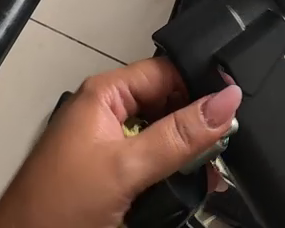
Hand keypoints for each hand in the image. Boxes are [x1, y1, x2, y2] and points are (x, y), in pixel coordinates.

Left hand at [0, 57, 241, 227]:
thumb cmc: (53, 211)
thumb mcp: (127, 168)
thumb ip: (178, 135)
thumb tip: (225, 100)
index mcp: (105, 94)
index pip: (166, 72)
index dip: (199, 88)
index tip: (231, 109)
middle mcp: (107, 114)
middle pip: (167, 107)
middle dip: (195, 130)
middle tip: (219, 152)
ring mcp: (108, 149)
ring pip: (163, 140)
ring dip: (186, 159)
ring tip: (205, 178)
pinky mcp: (110, 179)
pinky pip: (152, 167)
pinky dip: (171, 179)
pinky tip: (185, 195)